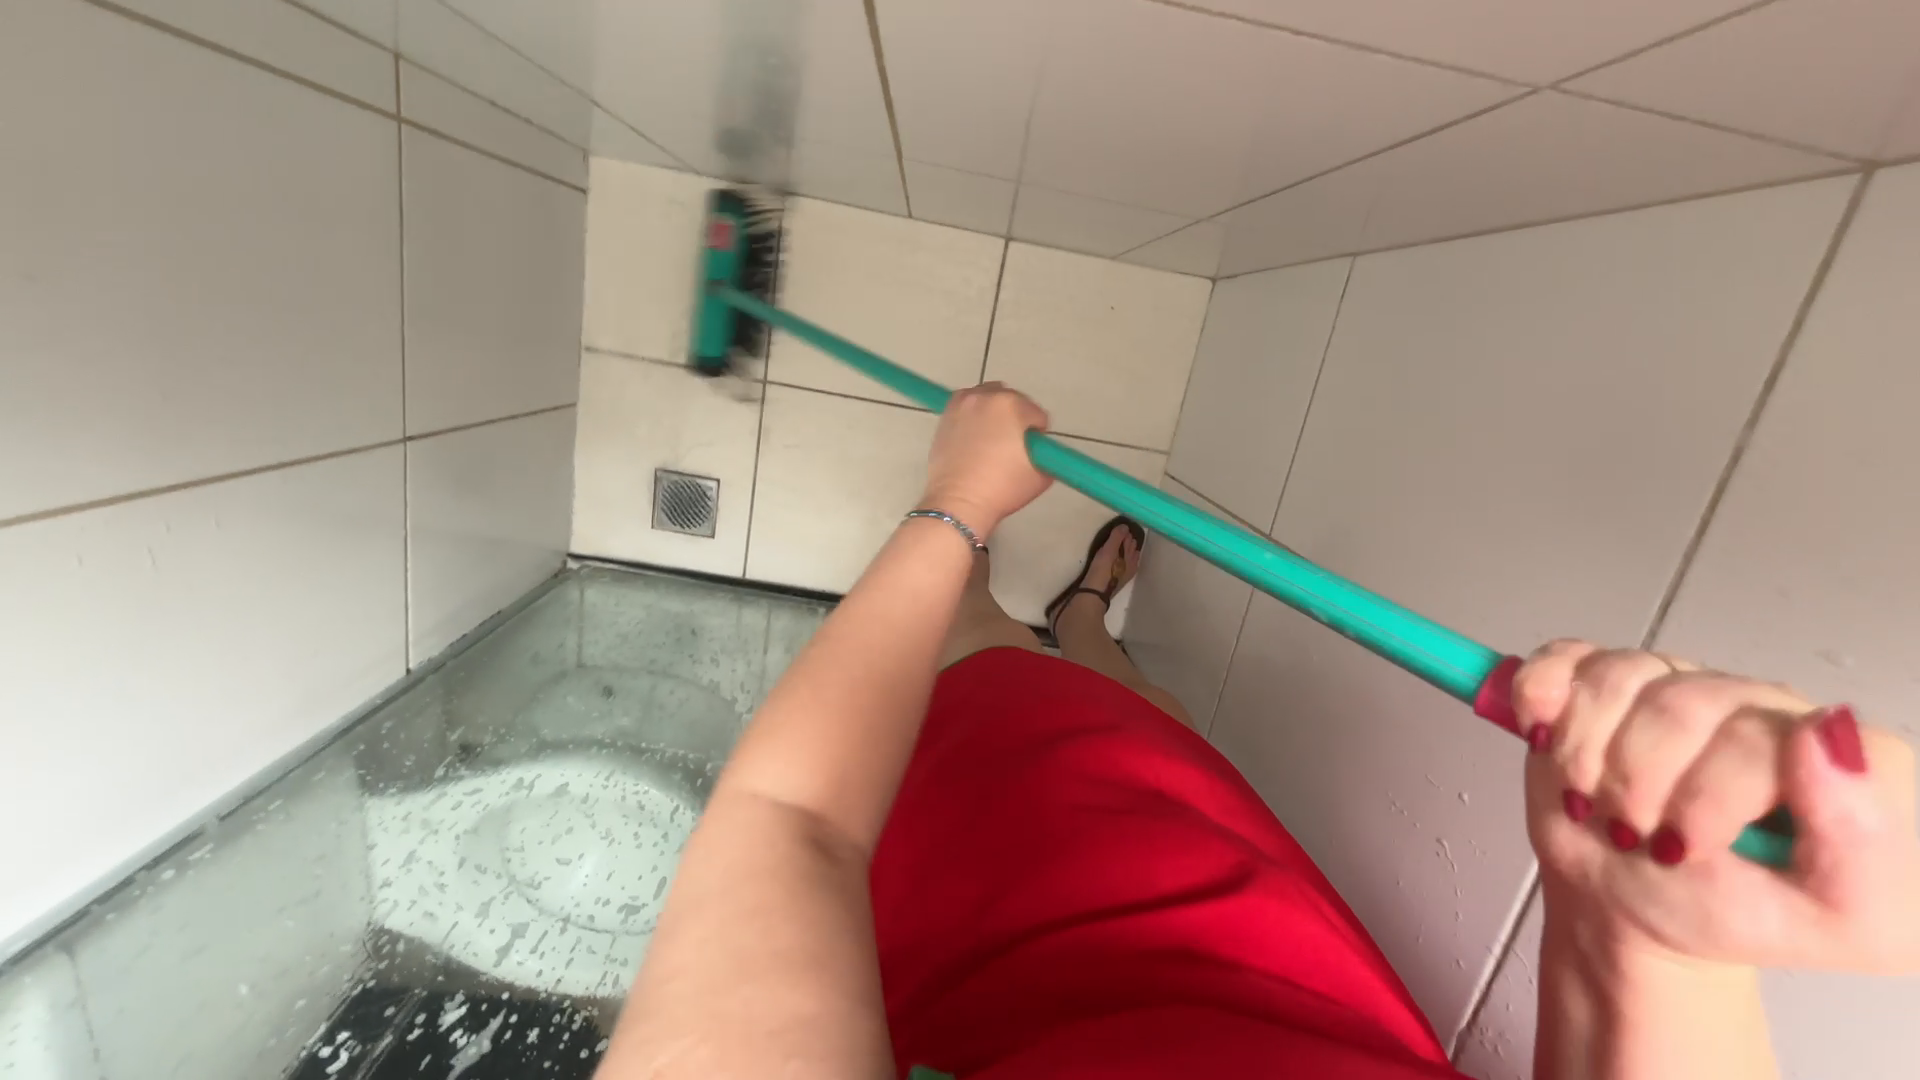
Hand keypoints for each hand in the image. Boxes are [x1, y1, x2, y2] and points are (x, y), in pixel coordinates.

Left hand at [918, 382, 1051, 537]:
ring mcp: (962, 404)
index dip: (1037, 435)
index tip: (1031, 451)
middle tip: (1012, 447)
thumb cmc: (1001, 488)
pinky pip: (966, 406)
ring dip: (994, 413)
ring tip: (992, 440)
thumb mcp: (1041, 476)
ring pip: (987, 399)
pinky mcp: (945, 416)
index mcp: (1012, 406)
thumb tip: (1038, 450)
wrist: (959, 502)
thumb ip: (1046, 455)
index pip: (1037, 414)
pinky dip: (973, 415)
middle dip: (1016, 419)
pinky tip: (974, 436)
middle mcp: (986, 396)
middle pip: (1012, 401)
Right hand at [1513, 641, 1919, 974]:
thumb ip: (1864, 838)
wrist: (1624, 898)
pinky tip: (1539, 731)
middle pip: (1684, 704)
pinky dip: (1538, 692)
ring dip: (1581, 749)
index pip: (1778, 734)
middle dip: (1636, 780)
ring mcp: (1666, 684)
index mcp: (1829, 756)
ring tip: (1586, 799)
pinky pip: (1562, 657)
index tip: (1687, 845)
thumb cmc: (1722, 915)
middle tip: (1628, 832)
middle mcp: (1750, 705)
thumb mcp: (1832, 918)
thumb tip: (1823, 734)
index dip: (1719, 789)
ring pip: (1617, 677)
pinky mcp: (1592, 680)